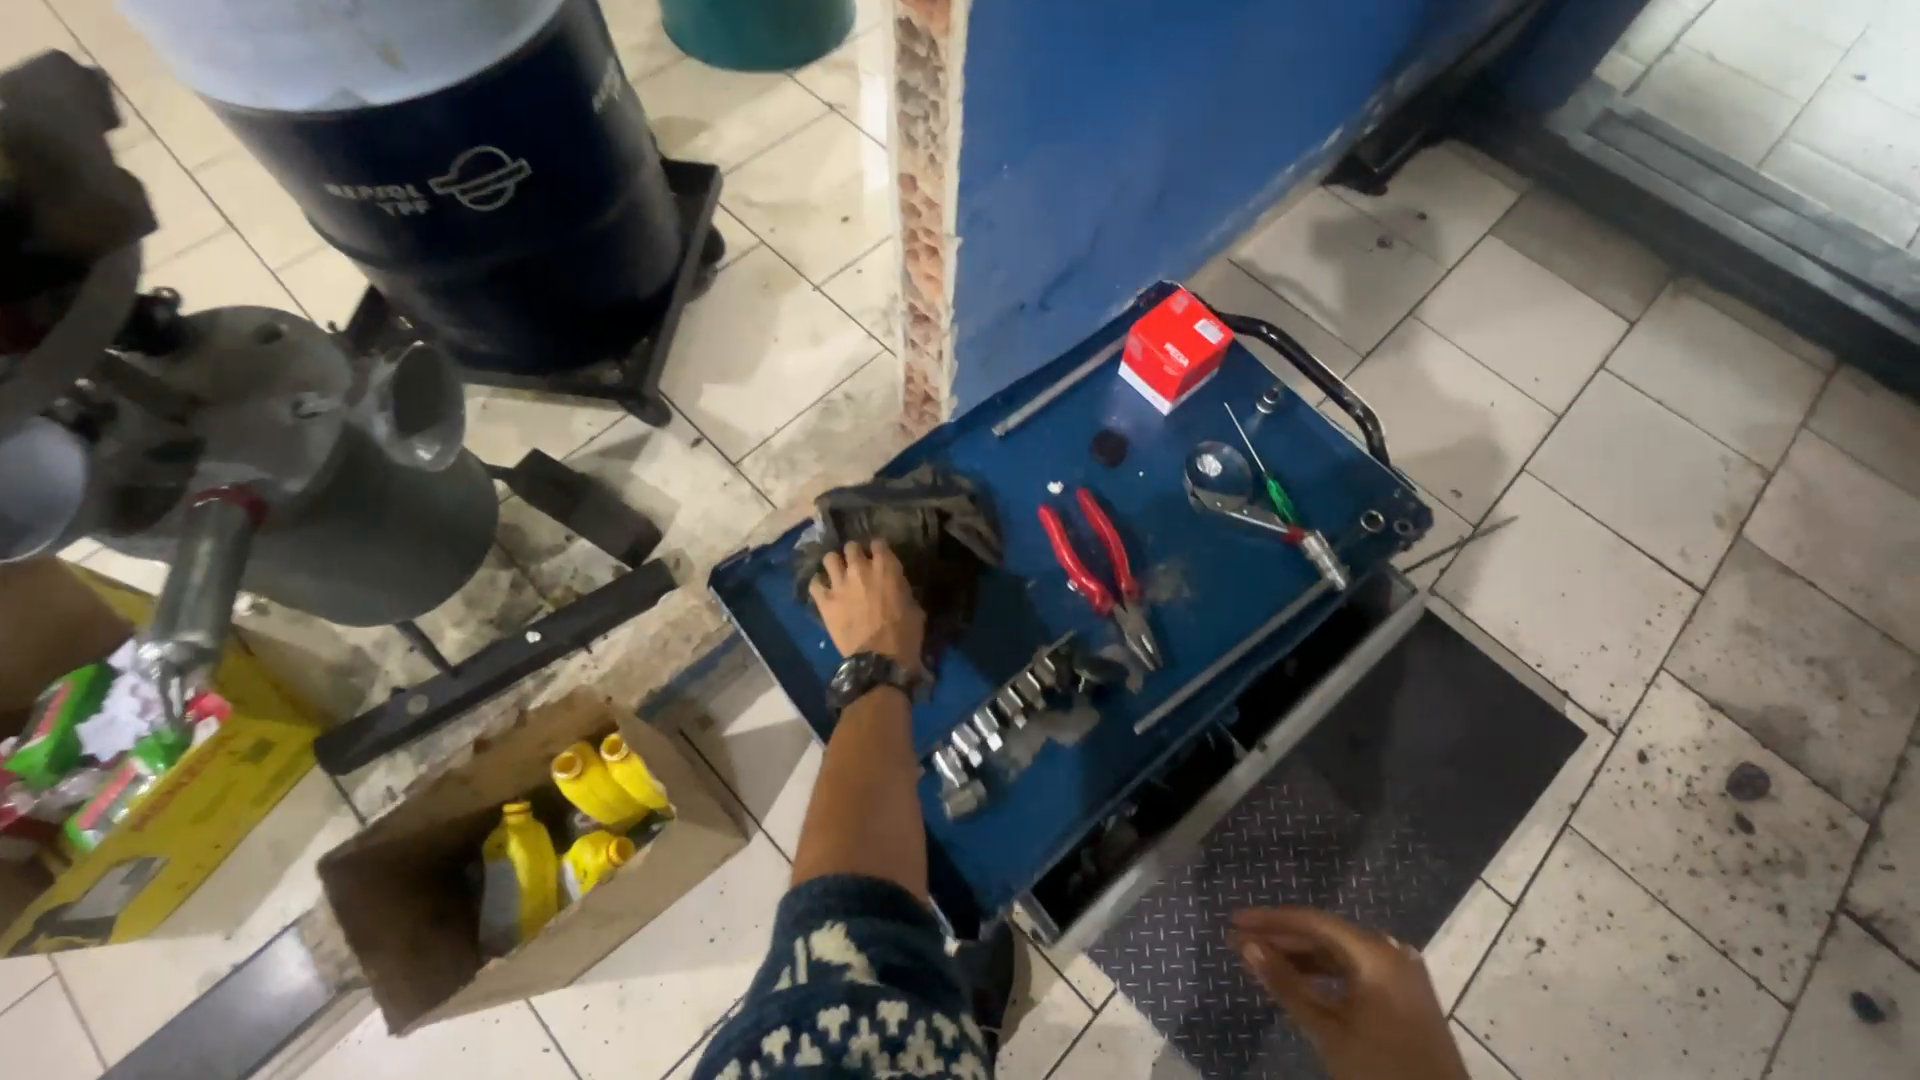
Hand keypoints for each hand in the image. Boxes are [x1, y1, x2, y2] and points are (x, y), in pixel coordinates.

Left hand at [809, 539, 926, 671]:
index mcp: (886, 568)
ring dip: (835, 564)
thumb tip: (897, 587)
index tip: (879, 557)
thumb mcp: (915, 608)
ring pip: (830, 558)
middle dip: (854, 553)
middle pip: (851, 546)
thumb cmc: (905, 635)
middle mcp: (860, 569)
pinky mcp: (824, 601)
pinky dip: (819, 584)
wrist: (879, 660)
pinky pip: (815, 583)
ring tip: (838, 574)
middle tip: (857, 565)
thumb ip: (902, 590)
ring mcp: (839, 583)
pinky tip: (823, 590)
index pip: (878, 543)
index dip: (878, 549)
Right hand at [1231, 907, 1467, 1079]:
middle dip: (1281, 938)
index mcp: (1374, 953)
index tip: (1234, 922)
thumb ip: (1285, 983)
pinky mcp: (1404, 992)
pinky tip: (1298, 980)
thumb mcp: (1326, 1030)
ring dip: (1300, 956)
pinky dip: (1325, 972)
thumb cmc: (1380, 1073)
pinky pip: (1355, 969)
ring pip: (1339, 952)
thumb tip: (1247, 946)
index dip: (1270, 920)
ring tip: (1261, 960)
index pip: (1312, 922)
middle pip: (1325, 934)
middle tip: (1240, 943)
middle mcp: (1390, 951)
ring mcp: (1401, 972)